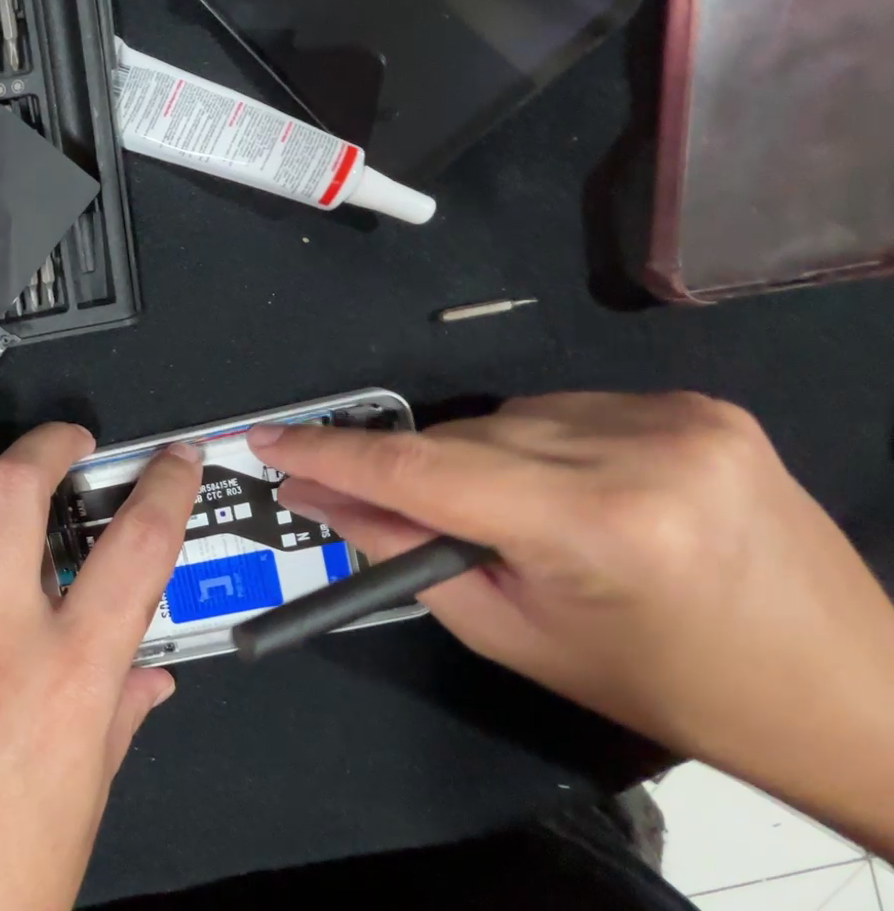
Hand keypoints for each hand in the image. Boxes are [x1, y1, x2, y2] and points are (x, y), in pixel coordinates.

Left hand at [0, 425, 202, 910]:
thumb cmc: (3, 872)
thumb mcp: (88, 792)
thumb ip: (118, 719)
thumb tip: (153, 680)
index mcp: (67, 675)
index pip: (136, 554)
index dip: (165, 491)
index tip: (174, 463)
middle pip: (16, 500)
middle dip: (45, 447)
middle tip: (61, 441)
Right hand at [250, 392, 893, 852]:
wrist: (848, 696)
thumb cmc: (664, 686)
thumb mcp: (510, 634)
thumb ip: (402, 552)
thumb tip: (320, 496)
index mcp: (596, 522)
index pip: (421, 470)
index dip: (330, 453)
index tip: (266, 441)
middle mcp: (640, 448)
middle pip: (458, 438)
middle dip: (402, 471)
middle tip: (359, 502)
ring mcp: (677, 416)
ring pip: (503, 418)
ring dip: (466, 460)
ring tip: (492, 517)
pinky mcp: (696, 405)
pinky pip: (558, 410)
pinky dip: (525, 445)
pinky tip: (549, 489)